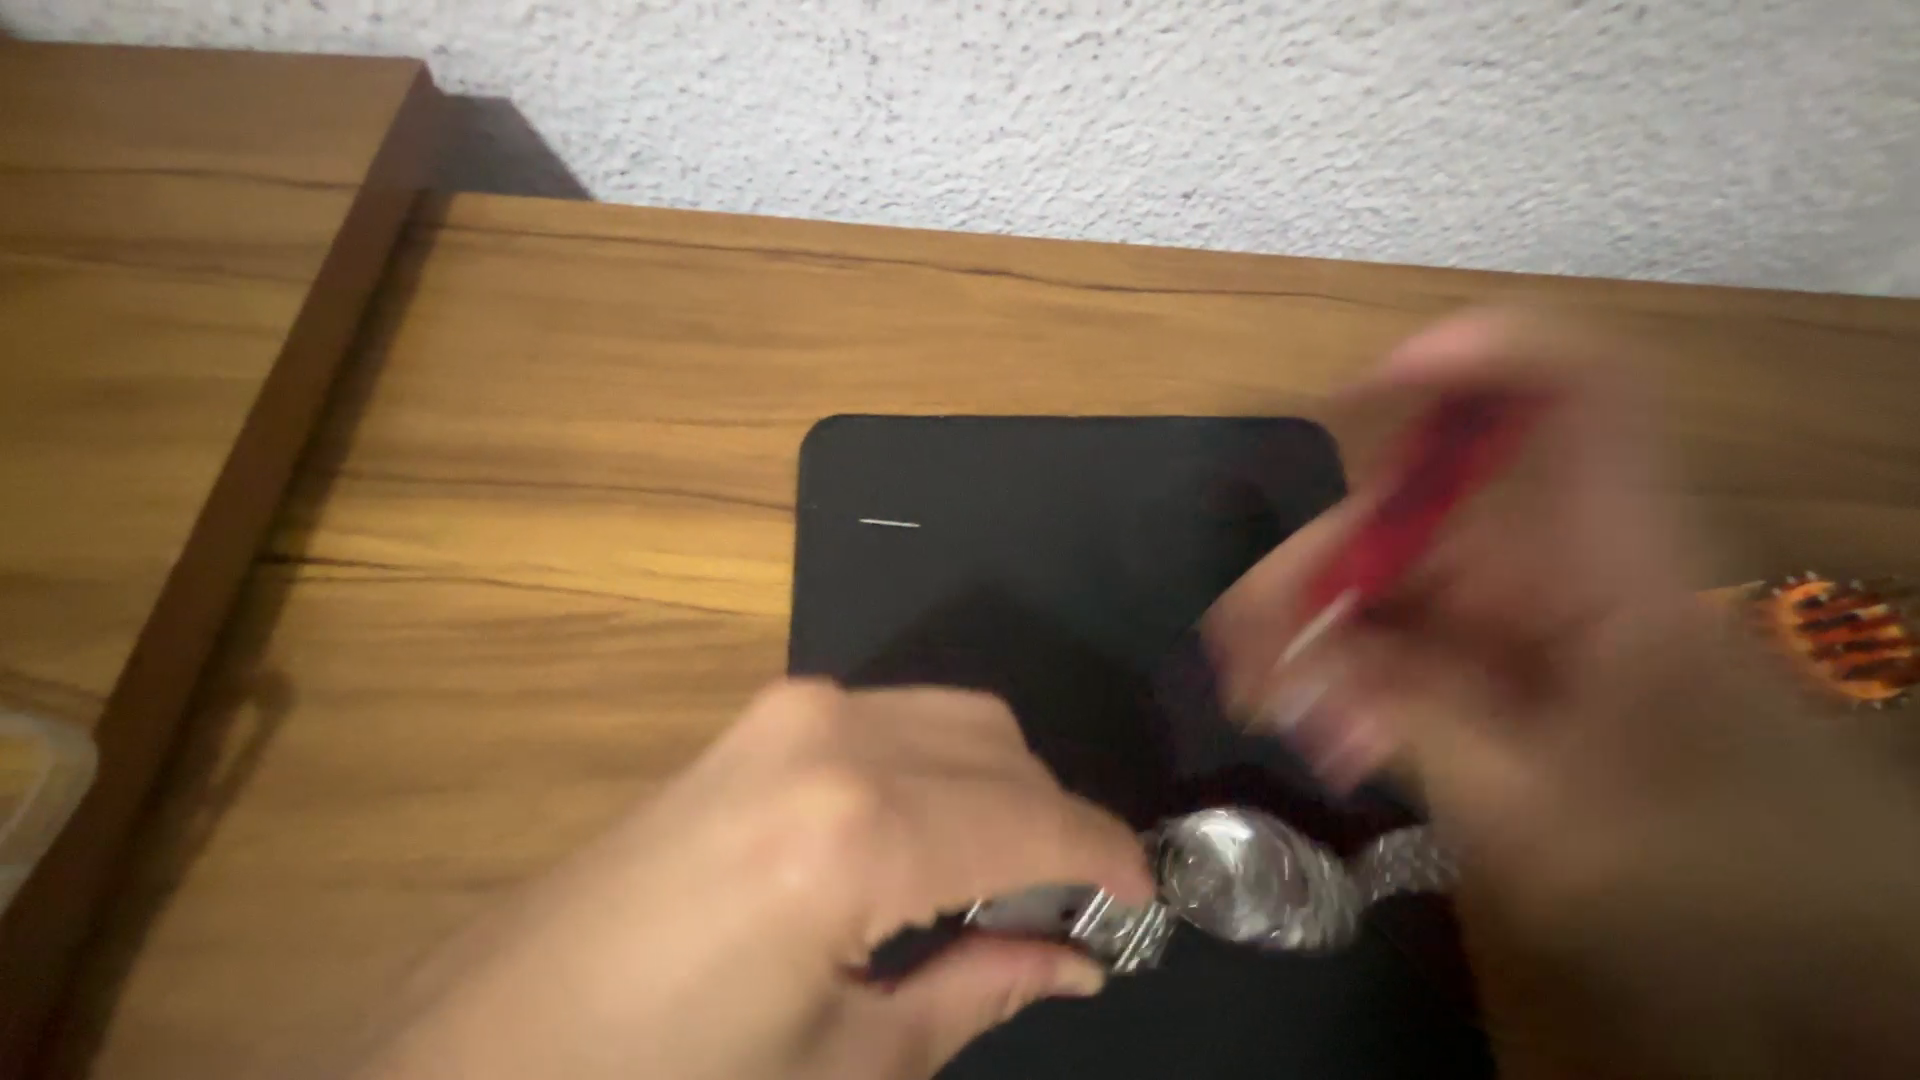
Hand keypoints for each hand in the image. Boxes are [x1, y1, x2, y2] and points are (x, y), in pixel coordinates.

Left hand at [349, 681, 1151, 1079]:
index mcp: (859, 832)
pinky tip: (925, 840)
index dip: (1104, 855)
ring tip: (999, 877)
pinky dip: (941, 767)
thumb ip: (979, 990)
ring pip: (953, 719)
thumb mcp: (846, 1063)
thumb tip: (1077, 960)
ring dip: (1000, 786)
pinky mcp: (761, 716)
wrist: (488, 1049)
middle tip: (1069, 905)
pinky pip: (894, 719)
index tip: (1145, 895)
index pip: (1032, 819)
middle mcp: (834, 737)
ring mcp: (791, 711)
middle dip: (1055, 819)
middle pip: (1000, 748)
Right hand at [1205, 310, 1919, 1078]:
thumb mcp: (1549, 822)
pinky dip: (1349, 669)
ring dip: (1313, 632)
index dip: (1464, 362)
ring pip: (1386, 573)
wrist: (1821, 928)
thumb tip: (1286, 681)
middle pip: (1407, 512)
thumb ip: (1409, 730)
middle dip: (1305, 575)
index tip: (1351, 396)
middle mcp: (1558, 558)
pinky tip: (1325, 728)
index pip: (1570, 396)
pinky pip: (1401, 629)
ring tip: (1265, 707)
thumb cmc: (1721, 873)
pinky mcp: (1504, 645)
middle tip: (1237, 658)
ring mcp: (1527, 601)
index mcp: (1608, 563)